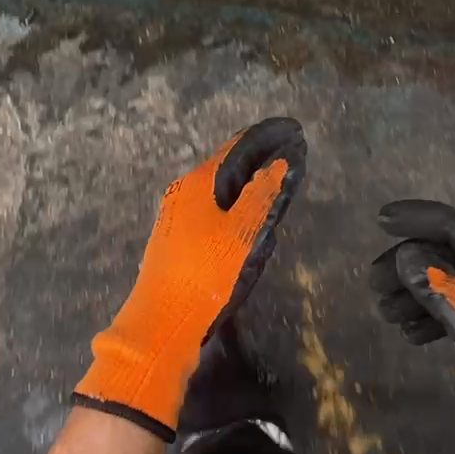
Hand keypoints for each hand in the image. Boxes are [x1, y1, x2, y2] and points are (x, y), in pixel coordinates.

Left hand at [74, 118, 305, 439]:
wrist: (161, 322)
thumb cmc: (205, 273)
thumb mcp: (241, 233)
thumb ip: (261, 195)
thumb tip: (278, 162)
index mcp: (197, 182)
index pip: (237, 146)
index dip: (266, 137)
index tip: (293, 131)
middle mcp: (182, 191)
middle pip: (226, 165)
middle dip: (257, 158)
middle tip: (289, 157)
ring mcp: (175, 215)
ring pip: (217, 189)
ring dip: (245, 182)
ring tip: (274, 183)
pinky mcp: (175, 238)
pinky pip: (210, 209)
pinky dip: (233, 203)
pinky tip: (246, 217)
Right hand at [369, 200, 454, 453]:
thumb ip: (444, 289)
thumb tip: (407, 256)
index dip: (417, 218)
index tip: (382, 220)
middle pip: (450, 253)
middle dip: (409, 265)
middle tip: (374, 283)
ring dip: (419, 293)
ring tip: (386, 313)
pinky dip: (439, 315)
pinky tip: (415, 334)